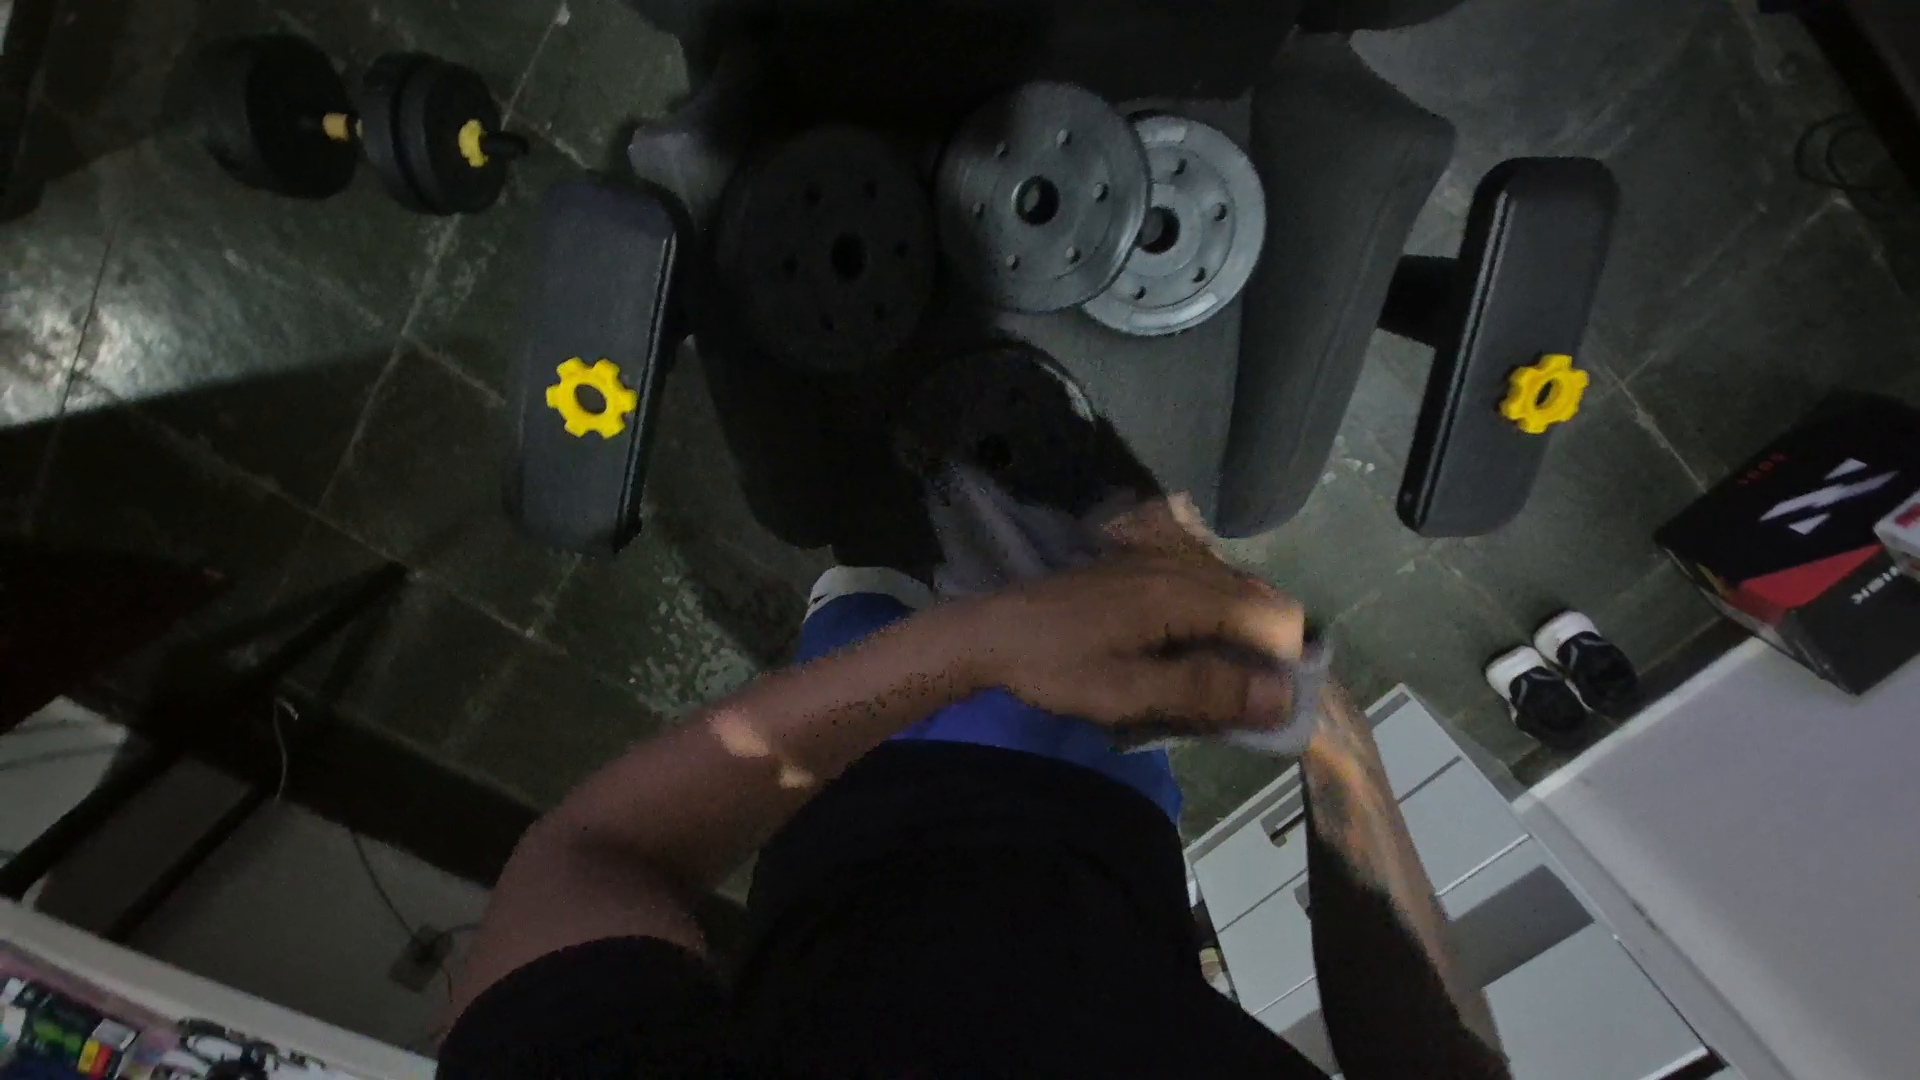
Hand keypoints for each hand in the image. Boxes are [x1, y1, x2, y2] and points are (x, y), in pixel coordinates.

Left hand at [955, 553, 1305, 728]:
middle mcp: (1176, 564)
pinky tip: (1188, 645)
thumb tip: (1283, 696)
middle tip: (1242, 696)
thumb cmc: (1056, 667)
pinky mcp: (1136, 563)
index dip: (1286, 662)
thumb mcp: (1128, 692)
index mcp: (1180, 592)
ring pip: (1229, 587)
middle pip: (1257, 597)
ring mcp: (1154, 558)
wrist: (990, 633)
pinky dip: (1211, 614)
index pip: (1273, 616)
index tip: (1267, 704)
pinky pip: (1198, 580)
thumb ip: (1204, 691)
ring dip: (1239, 631)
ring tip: (1215, 677)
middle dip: (1266, 648)